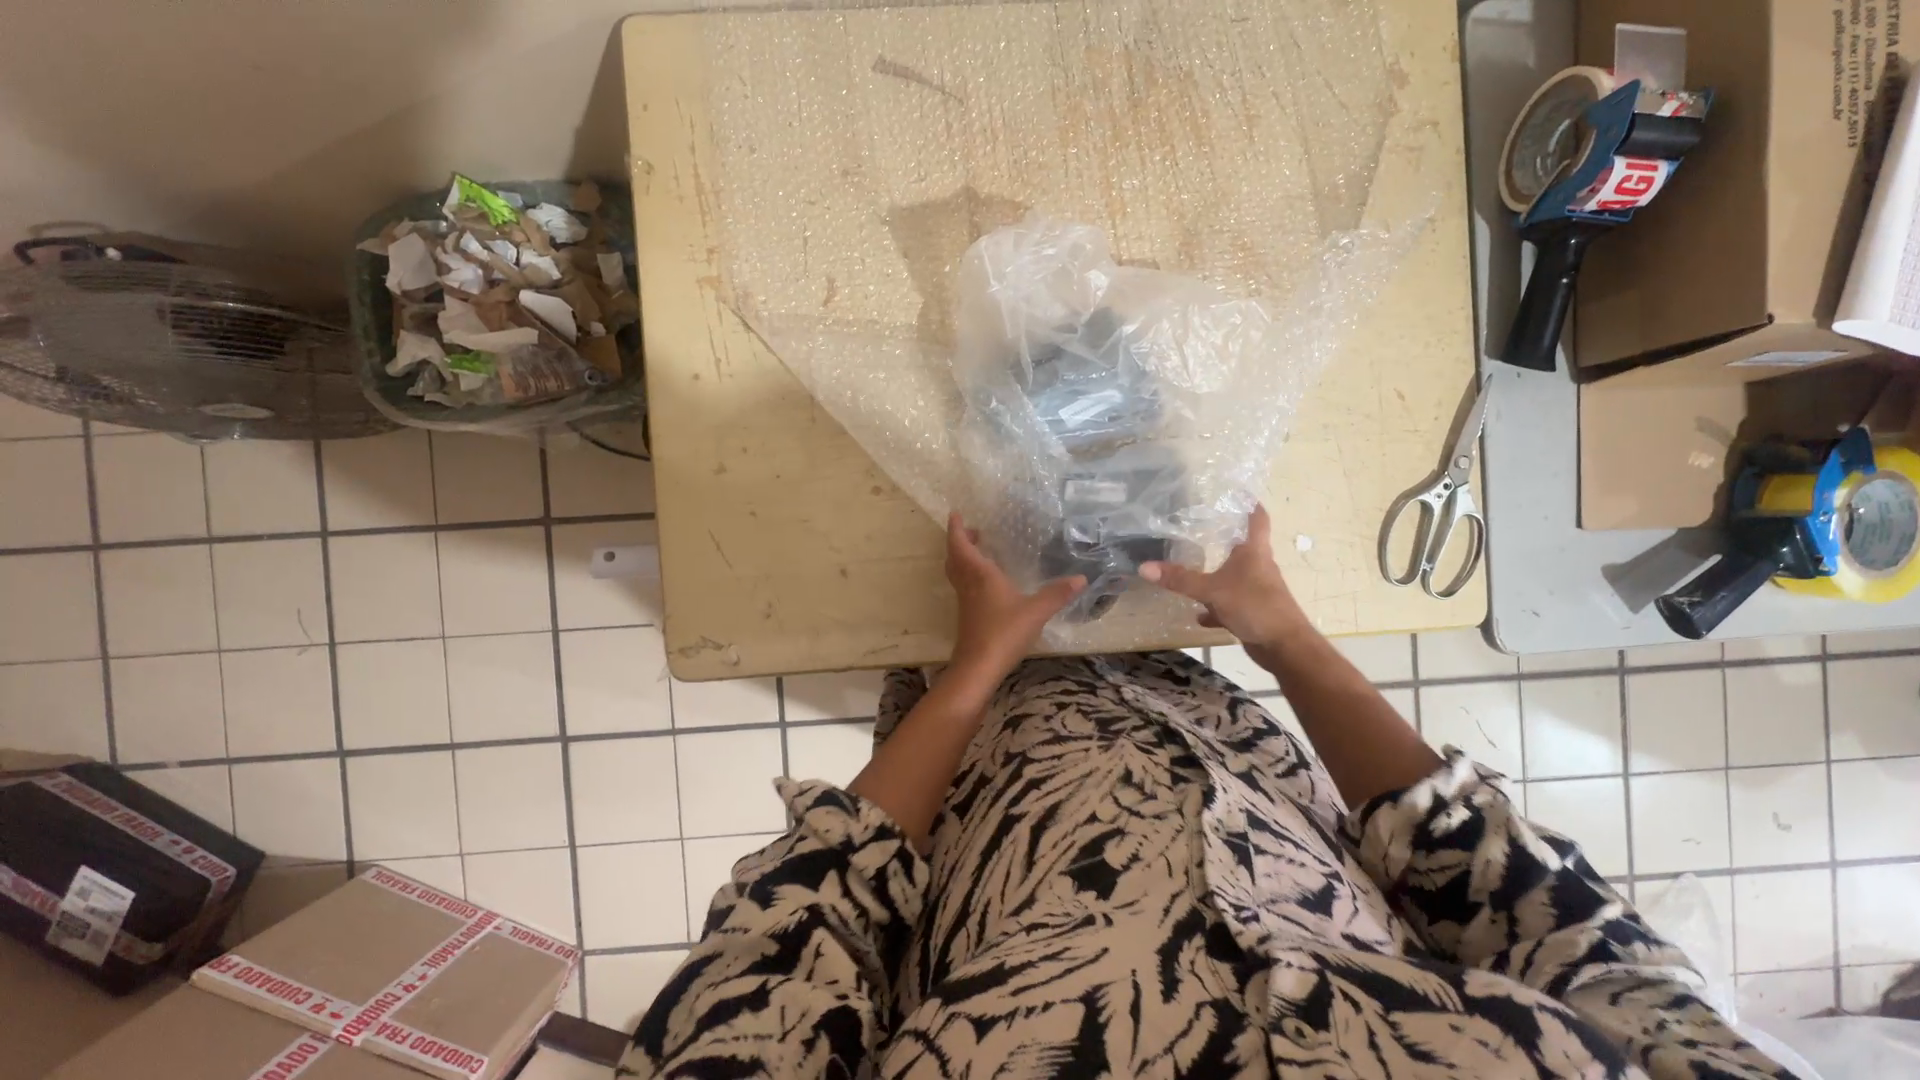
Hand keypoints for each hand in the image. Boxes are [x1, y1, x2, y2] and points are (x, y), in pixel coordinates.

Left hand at [945, 513, 1085, 684]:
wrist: (978, 667)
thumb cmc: (1003, 633)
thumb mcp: (1036, 611)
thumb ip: (1057, 594)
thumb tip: (1081, 578)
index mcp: (980, 575)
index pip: (961, 545)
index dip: (957, 529)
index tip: (956, 514)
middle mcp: (968, 584)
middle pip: (955, 557)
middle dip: (961, 542)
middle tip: (973, 532)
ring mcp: (965, 602)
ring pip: (957, 573)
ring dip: (964, 559)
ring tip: (981, 553)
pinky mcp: (968, 617)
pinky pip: (964, 587)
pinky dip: (970, 577)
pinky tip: (988, 585)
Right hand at [1138, 505, 1307, 659]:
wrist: (1284, 646)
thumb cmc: (1255, 606)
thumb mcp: (1212, 590)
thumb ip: (1180, 579)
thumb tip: (1144, 567)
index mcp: (1254, 552)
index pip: (1257, 518)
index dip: (1249, 503)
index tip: (1236, 492)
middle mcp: (1258, 566)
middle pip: (1243, 545)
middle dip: (1225, 537)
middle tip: (1200, 526)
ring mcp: (1257, 589)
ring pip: (1234, 576)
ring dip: (1217, 574)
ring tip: (1193, 566)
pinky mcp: (1254, 611)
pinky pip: (1230, 603)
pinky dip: (1215, 607)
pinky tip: (1198, 614)